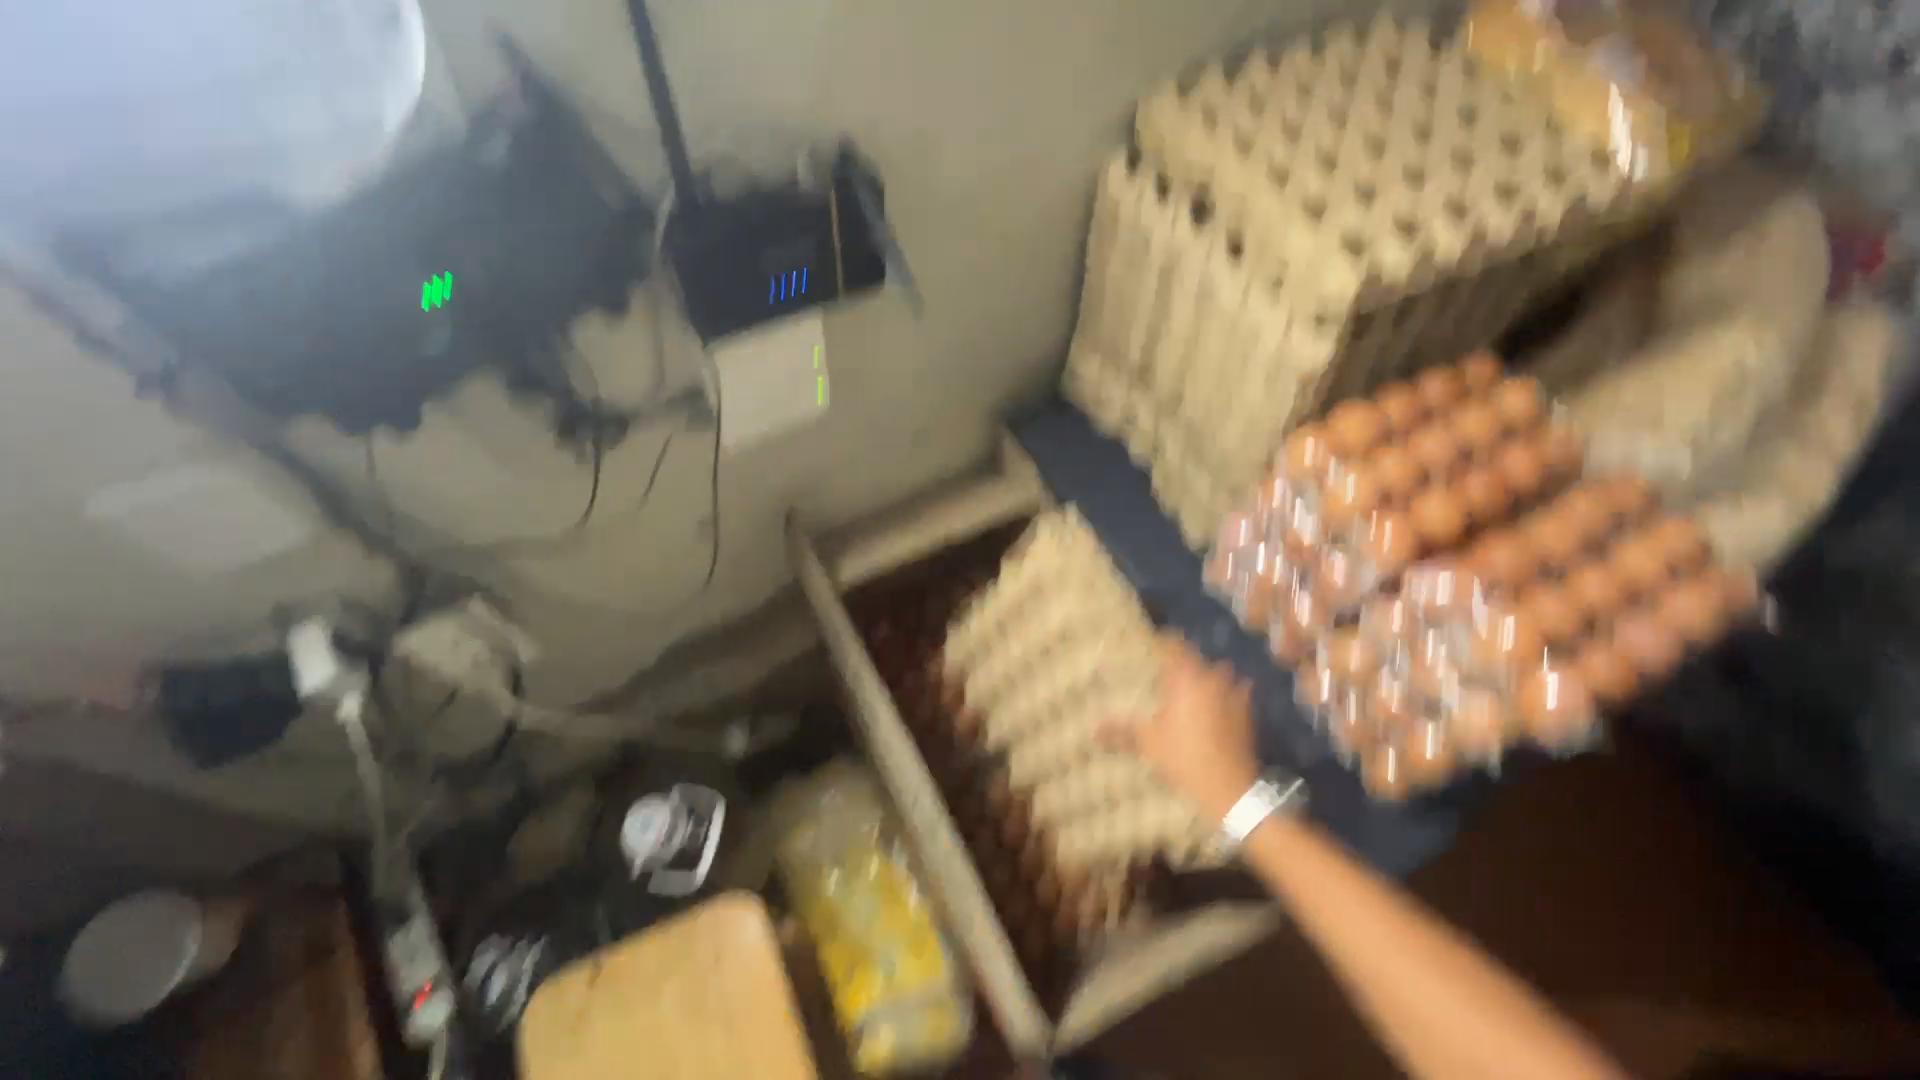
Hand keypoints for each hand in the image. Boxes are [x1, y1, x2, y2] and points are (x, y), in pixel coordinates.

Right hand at [1104, 635, 1260, 820]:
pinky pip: (1238, 693)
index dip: (1164, 642)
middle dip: (1185, 663)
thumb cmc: (1184, 758)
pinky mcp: (1247, 712)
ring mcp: (1234, 694)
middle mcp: (1211, 679)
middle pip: (1197, 660)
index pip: (1174, 647)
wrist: (1229, 786)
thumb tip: (1093, 728)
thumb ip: (1121, 731)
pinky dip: (1229, 694)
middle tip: (1170, 672)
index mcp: (1185, 680)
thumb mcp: (1149, 744)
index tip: (1154, 642)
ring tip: (1195, 687)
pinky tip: (1221, 706)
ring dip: (1209, 677)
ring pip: (1220, 674)